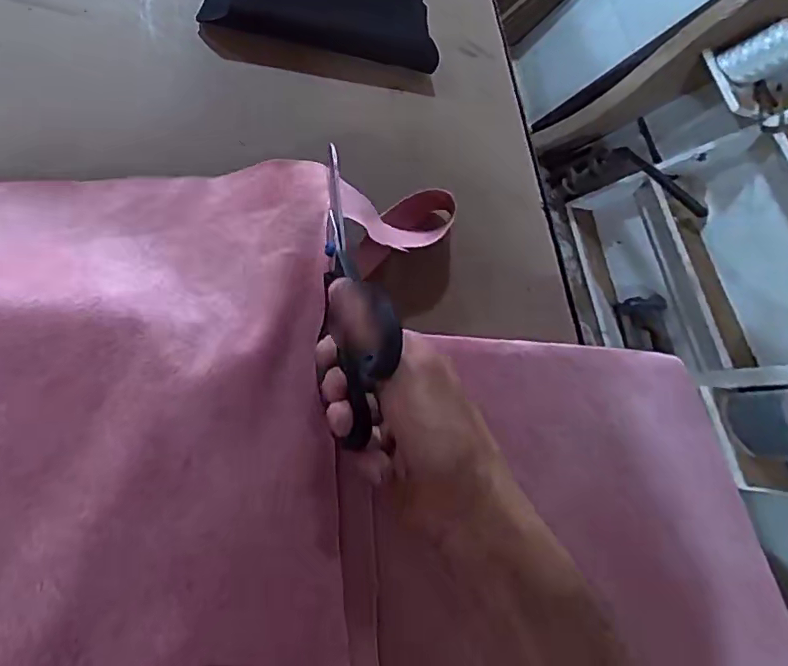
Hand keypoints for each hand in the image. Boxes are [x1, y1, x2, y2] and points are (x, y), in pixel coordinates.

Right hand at [317, 278, 515, 542]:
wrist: (462, 504)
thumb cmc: (437, 428)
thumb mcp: (402, 371)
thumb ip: (366, 330)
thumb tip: (340, 282)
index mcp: (409, 357)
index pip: (365, 337)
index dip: (342, 344)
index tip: (325, 355)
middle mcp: (399, 385)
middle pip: (351, 373)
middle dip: (336, 384)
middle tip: (335, 396)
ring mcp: (391, 422)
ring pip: (349, 409)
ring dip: (344, 419)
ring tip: (348, 430)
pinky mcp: (384, 456)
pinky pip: (358, 444)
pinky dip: (363, 453)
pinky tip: (378, 464)